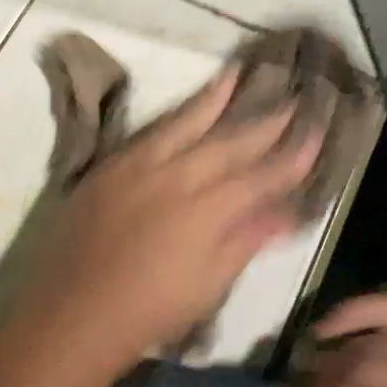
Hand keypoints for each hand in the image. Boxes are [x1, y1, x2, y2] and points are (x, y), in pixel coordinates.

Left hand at [12, 67, 320, 374]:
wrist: (70, 313)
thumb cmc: (148, 311)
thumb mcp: (208, 285)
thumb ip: (245, 240)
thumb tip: (284, 212)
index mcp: (205, 211)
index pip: (260, 176)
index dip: (292, 156)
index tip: (316, 131)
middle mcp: (177, 176)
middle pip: (229, 143)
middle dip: (265, 120)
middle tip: (292, 97)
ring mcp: (141, 165)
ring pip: (188, 122)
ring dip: (217, 97)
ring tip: (240, 72)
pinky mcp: (112, 164)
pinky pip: (153, 129)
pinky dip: (176, 113)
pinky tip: (189, 104)